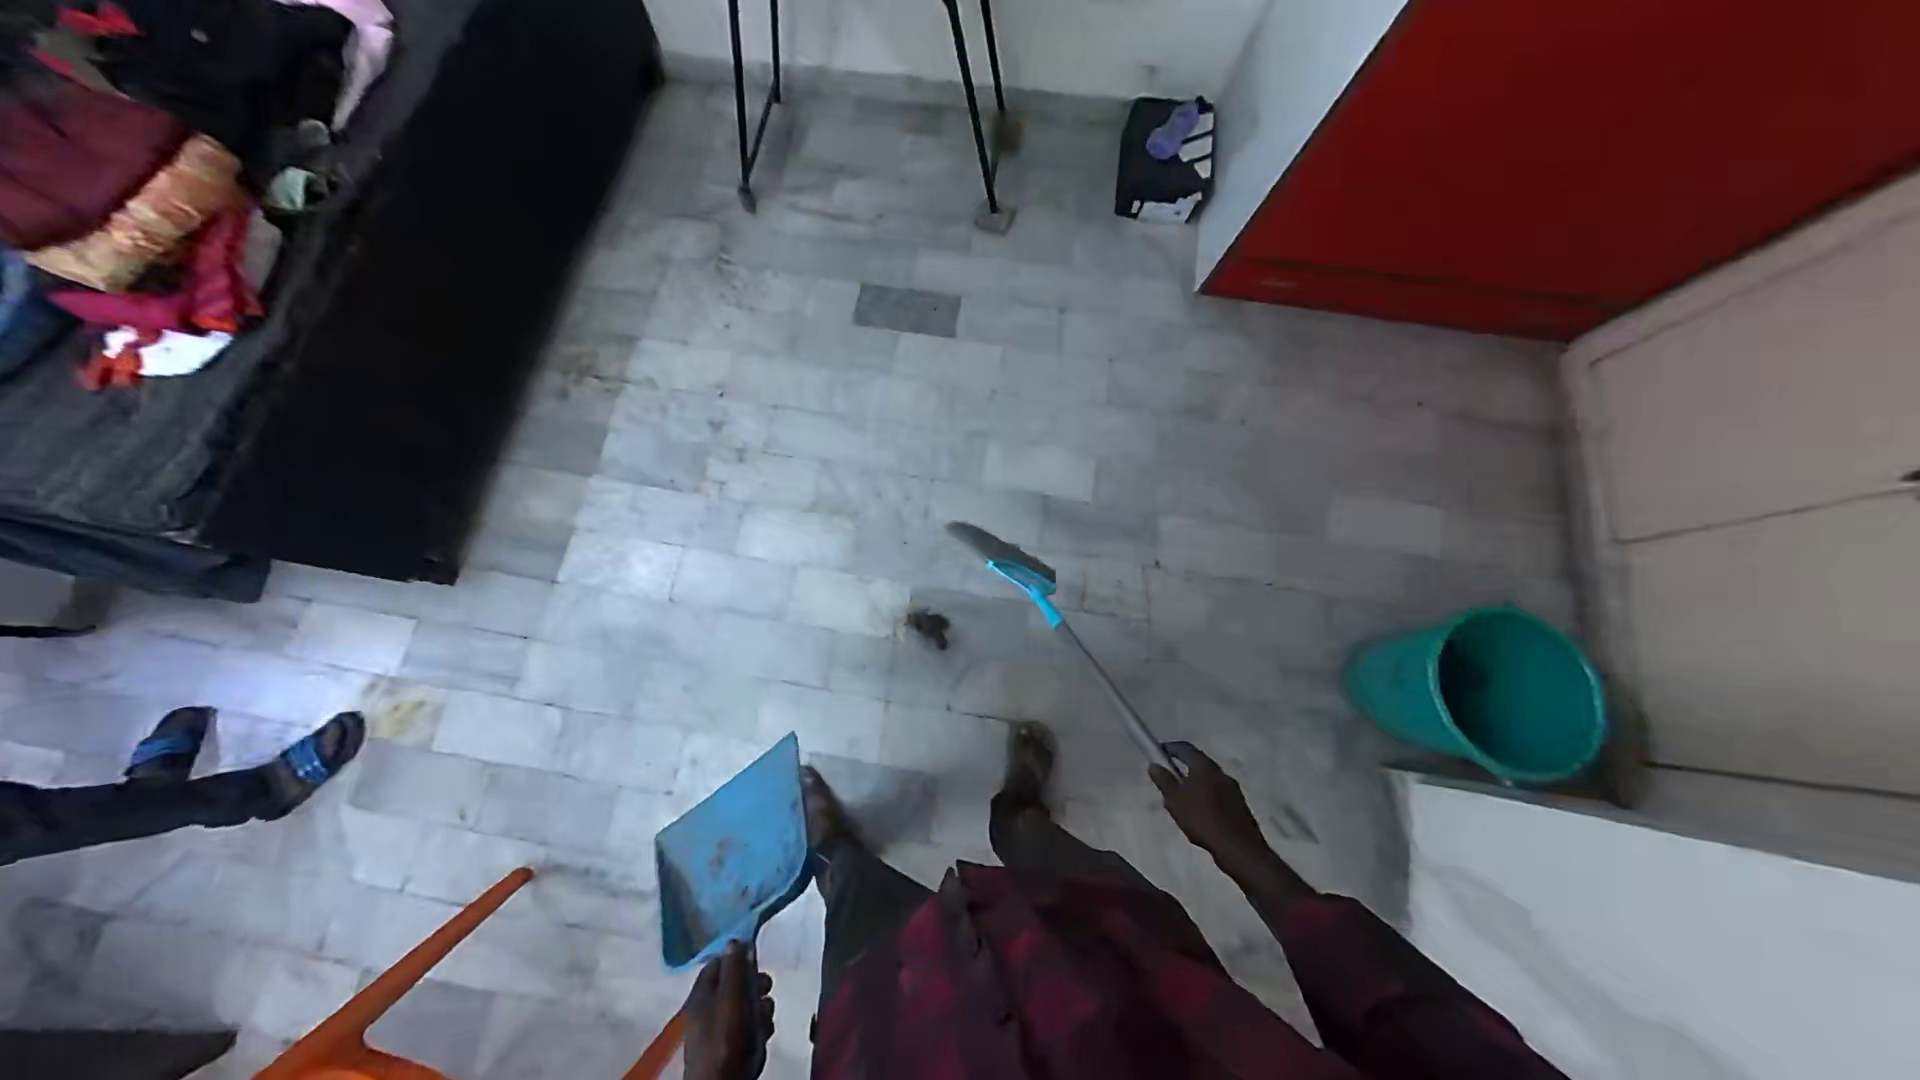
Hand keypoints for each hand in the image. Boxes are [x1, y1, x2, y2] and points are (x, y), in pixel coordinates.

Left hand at [682, 941, 773, 1079]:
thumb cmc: (726, 1040)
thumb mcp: (732, 998)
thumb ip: (734, 969)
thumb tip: (735, 939)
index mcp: (701, 995)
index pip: (718, 962)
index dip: (737, 957)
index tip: (756, 958)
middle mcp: (706, 1010)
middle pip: (734, 983)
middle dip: (754, 983)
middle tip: (766, 987)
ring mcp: (717, 1031)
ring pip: (744, 1005)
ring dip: (759, 1006)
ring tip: (765, 1017)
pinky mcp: (729, 1049)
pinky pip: (747, 1027)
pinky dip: (758, 1026)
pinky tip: (764, 1033)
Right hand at [1149, 742, 1271, 870]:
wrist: (1238, 849)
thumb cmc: (1202, 819)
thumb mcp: (1174, 800)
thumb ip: (1163, 781)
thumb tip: (1154, 766)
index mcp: (1205, 767)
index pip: (1185, 748)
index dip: (1170, 748)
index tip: (1158, 752)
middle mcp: (1221, 773)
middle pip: (1198, 765)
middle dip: (1182, 771)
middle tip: (1169, 783)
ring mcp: (1234, 790)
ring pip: (1209, 782)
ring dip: (1195, 787)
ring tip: (1183, 805)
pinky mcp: (1240, 807)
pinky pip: (1218, 797)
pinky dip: (1207, 800)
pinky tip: (1200, 818)